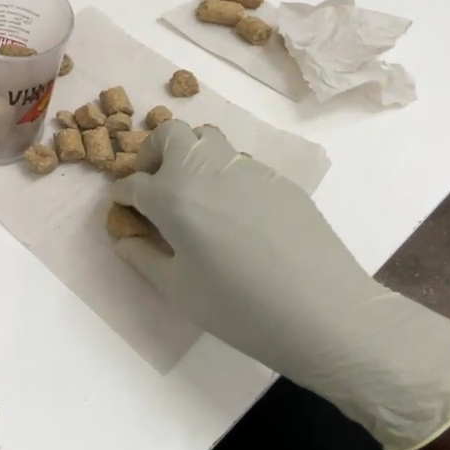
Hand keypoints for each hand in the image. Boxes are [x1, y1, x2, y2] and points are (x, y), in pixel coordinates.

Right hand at [111, 120, 449, 449]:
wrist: (327, 314)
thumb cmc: (240, 308)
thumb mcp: (177, 290)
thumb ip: (142, 258)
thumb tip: (124, 238)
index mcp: (172, 196)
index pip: (132, 183)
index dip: (122, 196)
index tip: (125, 210)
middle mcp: (204, 170)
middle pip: (169, 135)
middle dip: (154, 154)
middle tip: (157, 185)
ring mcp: (245, 169)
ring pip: (208, 139)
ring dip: (192, 156)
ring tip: (197, 193)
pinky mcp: (278, 180)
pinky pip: (240, 163)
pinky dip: (225, 176)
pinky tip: (238, 214)